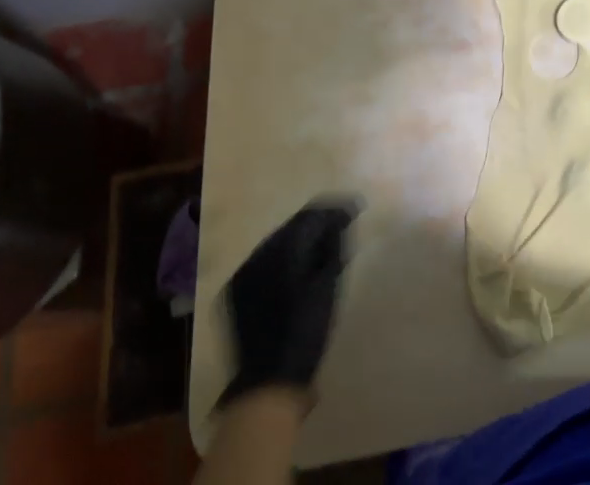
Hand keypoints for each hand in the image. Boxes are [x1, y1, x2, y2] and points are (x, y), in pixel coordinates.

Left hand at [220, 198, 357, 407]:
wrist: (268, 382)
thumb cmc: (305, 334)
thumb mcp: (327, 288)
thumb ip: (332, 250)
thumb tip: (339, 223)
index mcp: (280, 255)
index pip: (308, 219)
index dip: (332, 210)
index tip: (353, 207)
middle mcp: (255, 258)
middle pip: (290, 227)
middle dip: (316, 222)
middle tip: (341, 222)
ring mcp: (242, 275)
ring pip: (275, 243)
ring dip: (299, 239)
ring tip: (323, 242)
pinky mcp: (236, 291)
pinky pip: (263, 262)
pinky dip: (284, 257)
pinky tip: (298, 265)